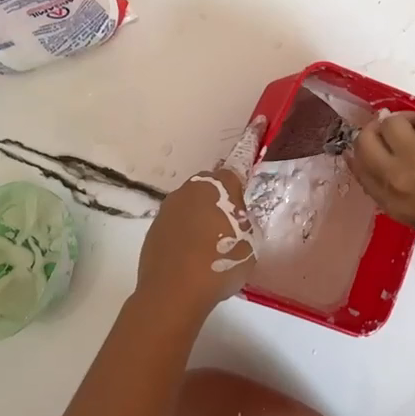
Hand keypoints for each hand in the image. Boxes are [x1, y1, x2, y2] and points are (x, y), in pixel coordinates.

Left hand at [135, 117, 263, 316]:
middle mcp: (194, 188)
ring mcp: (170, 206)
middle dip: (222, 196)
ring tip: (210, 244)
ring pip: (193, 202)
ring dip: (202, 214)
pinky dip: (185, 232)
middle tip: (232, 221)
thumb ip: (244, 220)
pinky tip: (191, 256)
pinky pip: (177, 223)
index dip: (252, 141)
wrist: (173, 293)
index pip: (241, 159)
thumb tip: (234, 217)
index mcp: (221, 186)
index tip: (259, 122)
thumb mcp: (249, 242)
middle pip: (212, 184)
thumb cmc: (220, 264)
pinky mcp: (155, 227)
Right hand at [349, 109, 414, 246]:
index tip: (373, 143)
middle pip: (366, 138)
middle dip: (378, 131)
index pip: (358, 165)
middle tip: (399, 133)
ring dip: (409, 124)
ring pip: (393, 121)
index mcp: (391, 201)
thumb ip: (392, 189)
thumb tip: (373, 159)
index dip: (361, 150)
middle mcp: (396, 177)